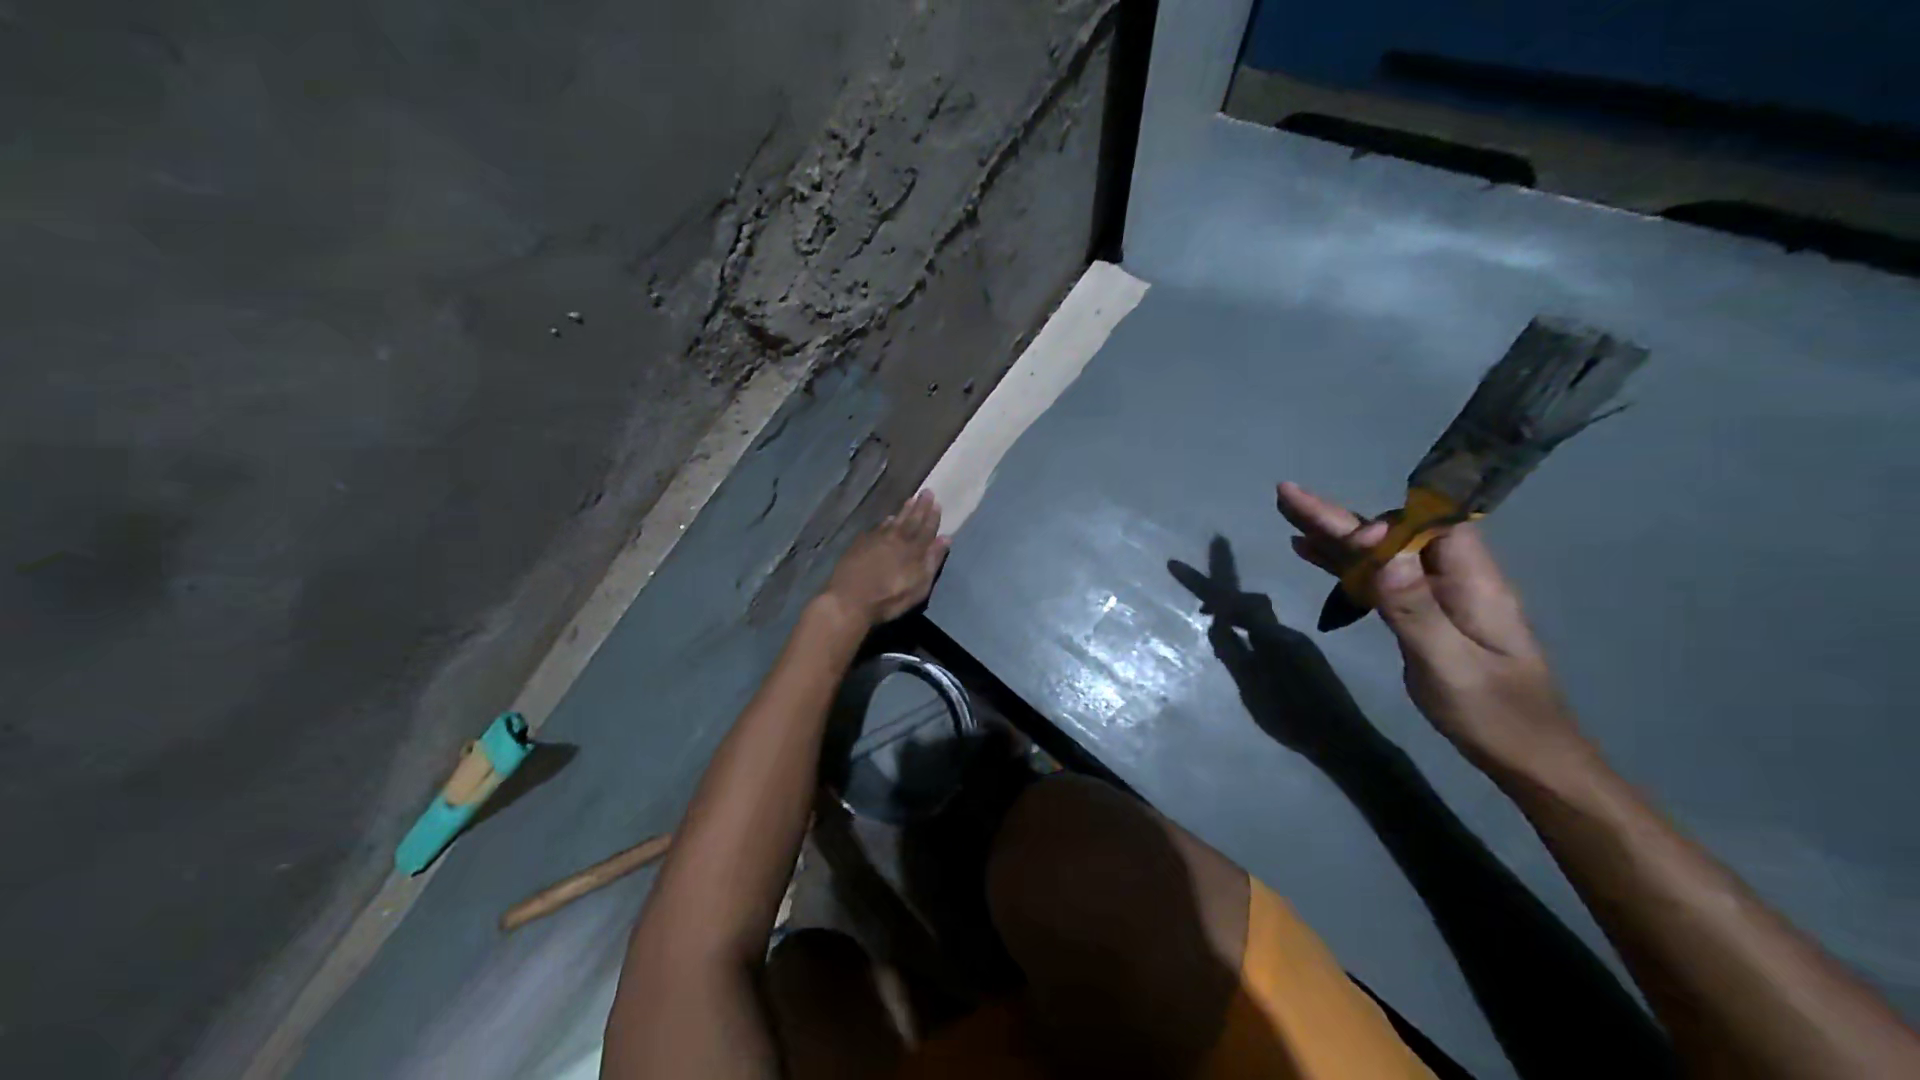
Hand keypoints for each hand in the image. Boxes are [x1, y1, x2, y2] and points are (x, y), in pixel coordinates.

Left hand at [820, 491, 949, 626]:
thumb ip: (932, 561)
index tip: (937, 502)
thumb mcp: (919, 586)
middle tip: (926, 492)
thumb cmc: (889, 599)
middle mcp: (896, 539)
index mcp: (913, 550)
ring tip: (910, 500)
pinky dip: (885, 522)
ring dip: (903, 511)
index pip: (926, 528)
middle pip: (911, 520)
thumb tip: (945, 538)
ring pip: (893, 521)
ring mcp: (876, 540)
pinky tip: (887, 520)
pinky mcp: (860, 544)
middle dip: (920, 506)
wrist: (850, 600)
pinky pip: (877, 528)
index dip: (932, 516)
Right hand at [1275, 482, 1588, 775]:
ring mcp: (1436, 595)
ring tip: (1288, 515)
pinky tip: (1311, 553)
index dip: (1385, 525)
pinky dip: (1342, 563)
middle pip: (1392, 533)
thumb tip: (1383, 557)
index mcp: (1473, 582)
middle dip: (1340, 515)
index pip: (1428, 527)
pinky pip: (1375, 577)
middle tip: (1288, 495)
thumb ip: (1415, 609)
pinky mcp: (1420, 613)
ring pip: (1379, 553)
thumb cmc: (1494, 713)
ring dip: (1334, 534)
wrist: (1527, 756)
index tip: (1352, 542)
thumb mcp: (1451, 666)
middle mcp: (1453, 578)